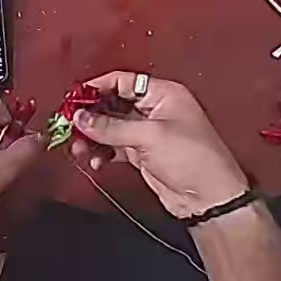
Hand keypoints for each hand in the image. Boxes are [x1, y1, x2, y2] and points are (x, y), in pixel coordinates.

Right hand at [70, 73, 247, 218]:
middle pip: (113, 103)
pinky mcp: (142, 153)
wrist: (209, 198)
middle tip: (70, 126)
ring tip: (79, 149)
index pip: (123, 81)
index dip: (98, 87)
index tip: (74, 98)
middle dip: (91, 115)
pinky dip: (102, 151)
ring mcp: (147, 132)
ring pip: (110, 127)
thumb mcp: (149, 136)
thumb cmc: (191, 157)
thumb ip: (111, 127)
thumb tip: (79, 118)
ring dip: (93, 136)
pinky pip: (114, 146)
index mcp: (163, 94)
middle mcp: (154, 108)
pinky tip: (95, 160)